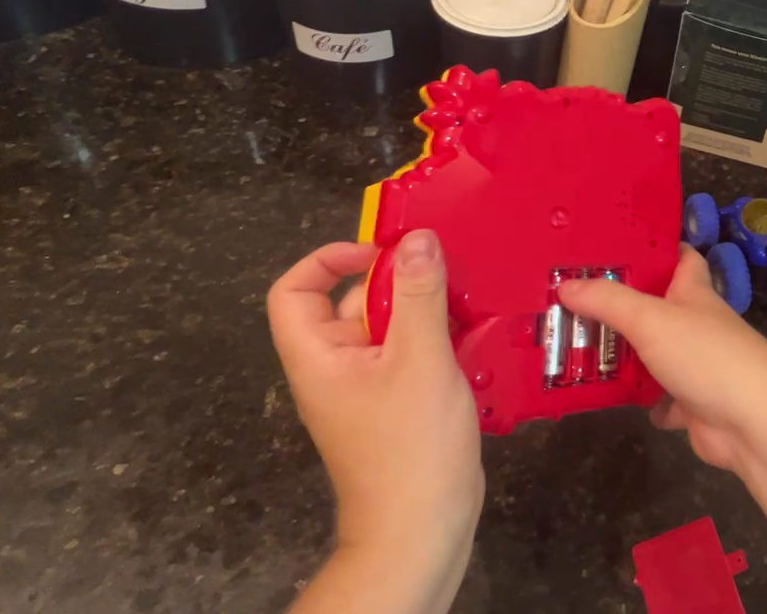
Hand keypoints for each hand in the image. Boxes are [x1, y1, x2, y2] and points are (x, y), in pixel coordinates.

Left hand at [267, 231, 481, 602]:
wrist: (423, 529)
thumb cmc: (411, 444)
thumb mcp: (419, 359)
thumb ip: (418, 295)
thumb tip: (417, 238)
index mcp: (319, 357)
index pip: (294, 291)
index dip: (329, 259)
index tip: (382, 253)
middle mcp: (336, 367)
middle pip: (350, 303)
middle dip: (397, 281)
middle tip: (445, 273)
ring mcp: (368, 386)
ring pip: (387, 325)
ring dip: (424, 307)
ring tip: (466, 300)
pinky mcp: (398, 400)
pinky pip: (409, 349)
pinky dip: (436, 333)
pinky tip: (472, 333)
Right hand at [559, 244, 766, 473]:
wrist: (752, 421)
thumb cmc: (705, 354)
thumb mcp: (651, 319)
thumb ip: (608, 302)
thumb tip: (566, 285)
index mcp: (694, 291)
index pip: (679, 256)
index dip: (653, 247)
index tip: (614, 245)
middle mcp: (696, 322)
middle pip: (656, 306)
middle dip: (620, 306)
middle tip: (573, 303)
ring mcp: (696, 363)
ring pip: (653, 353)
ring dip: (624, 356)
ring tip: (577, 350)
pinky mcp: (693, 402)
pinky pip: (659, 397)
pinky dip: (642, 399)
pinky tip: (612, 398)